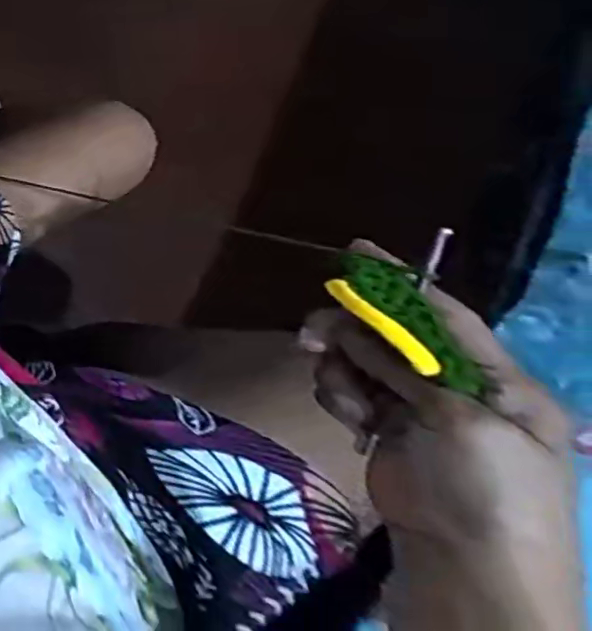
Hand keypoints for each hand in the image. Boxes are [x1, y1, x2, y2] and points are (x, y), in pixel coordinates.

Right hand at [301, 242, 583, 628]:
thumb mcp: (456, 421)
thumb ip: (403, 368)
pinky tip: (352, 424)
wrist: (469, 560)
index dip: (400, 282)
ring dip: (340, 374)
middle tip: (311, 340)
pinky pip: (348, 388)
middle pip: (387, 334)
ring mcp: (421, 407)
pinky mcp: (387, 423)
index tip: (356, 250)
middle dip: (347, 334)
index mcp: (500, 383)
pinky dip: (339, 398)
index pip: (445, 316)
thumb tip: (353, 331)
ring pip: (358, 359)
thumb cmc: (486, 488)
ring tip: (348, 408)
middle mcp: (459, 387)